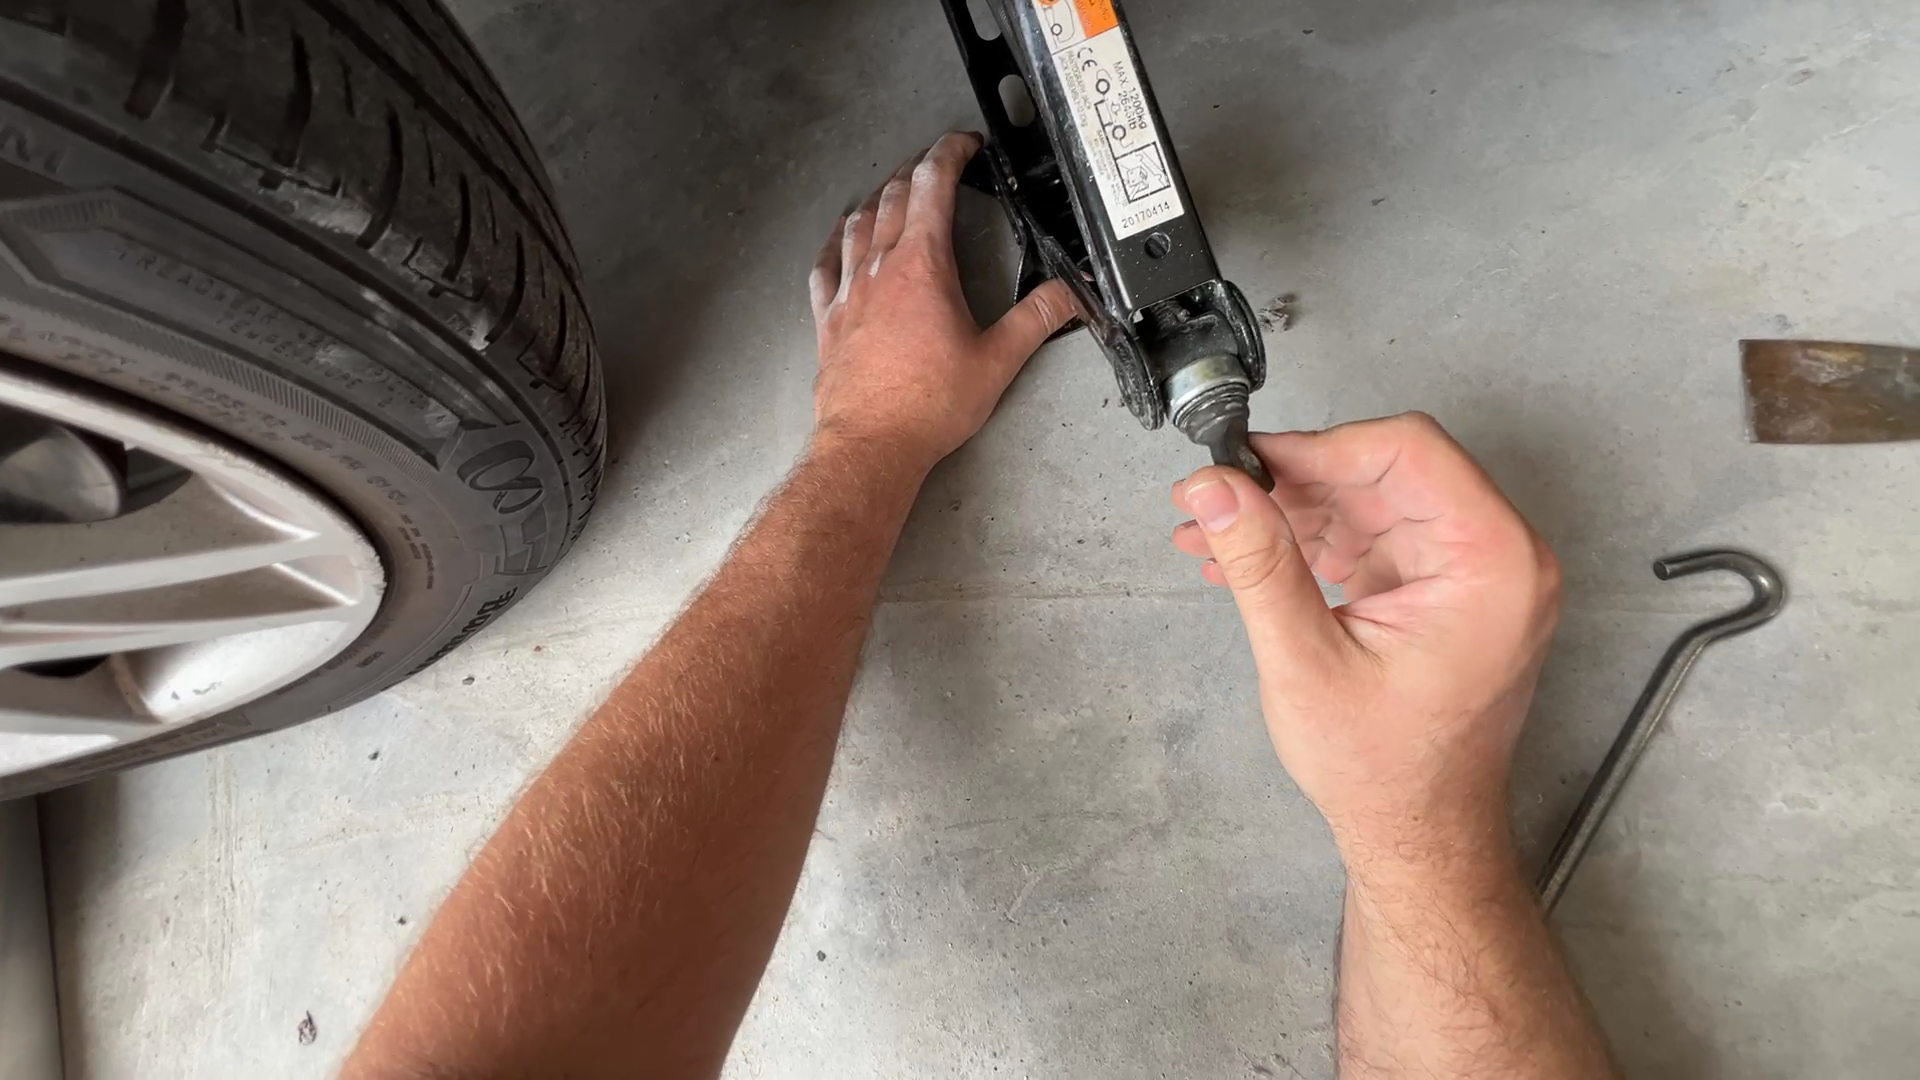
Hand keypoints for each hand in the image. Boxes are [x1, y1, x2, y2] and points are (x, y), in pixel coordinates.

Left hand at [809, 131, 1075, 471]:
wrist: (871, 444)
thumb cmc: (928, 406)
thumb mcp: (996, 362)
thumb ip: (1036, 320)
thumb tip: (1071, 294)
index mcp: (923, 266)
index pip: (933, 184)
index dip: (950, 153)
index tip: (965, 145)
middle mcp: (880, 268)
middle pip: (894, 195)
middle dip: (918, 171)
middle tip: (937, 168)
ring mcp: (849, 291)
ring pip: (858, 223)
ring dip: (879, 199)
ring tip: (895, 193)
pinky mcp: (830, 319)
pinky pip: (825, 267)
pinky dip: (836, 244)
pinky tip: (841, 242)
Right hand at [1171, 413, 1560, 865]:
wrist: (1413, 830)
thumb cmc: (1380, 767)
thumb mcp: (1304, 658)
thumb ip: (1258, 563)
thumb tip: (1211, 488)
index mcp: (1490, 564)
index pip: (1405, 451)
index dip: (1316, 447)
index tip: (1244, 463)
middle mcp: (1487, 555)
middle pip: (1376, 472)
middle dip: (1285, 483)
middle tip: (1212, 499)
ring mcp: (1456, 571)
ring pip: (1358, 500)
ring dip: (1280, 514)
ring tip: (1208, 536)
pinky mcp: (1423, 587)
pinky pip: (1356, 537)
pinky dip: (1296, 543)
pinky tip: (1237, 561)